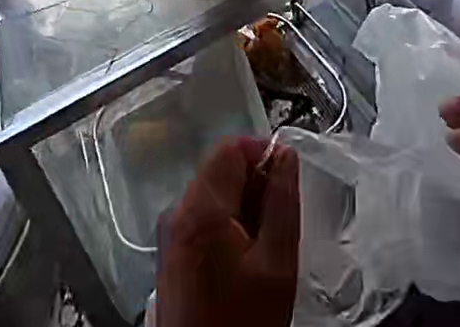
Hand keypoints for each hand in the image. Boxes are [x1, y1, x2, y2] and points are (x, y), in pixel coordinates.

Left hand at [157, 137, 299, 326]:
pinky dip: (228, 223)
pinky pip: (203, 219)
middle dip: (255, 181)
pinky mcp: (173, 255)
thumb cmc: (242, 324)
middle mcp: (178, 212)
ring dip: (244, 204)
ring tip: (268, 239)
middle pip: (220, 169)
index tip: (288, 173)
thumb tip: (287, 157)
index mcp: (200, 208)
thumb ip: (283, 202)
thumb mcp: (276, 263)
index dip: (263, 151)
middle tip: (282, 213)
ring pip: (213, 194)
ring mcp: (172, 234)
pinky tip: (248, 256)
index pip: (231, 149)